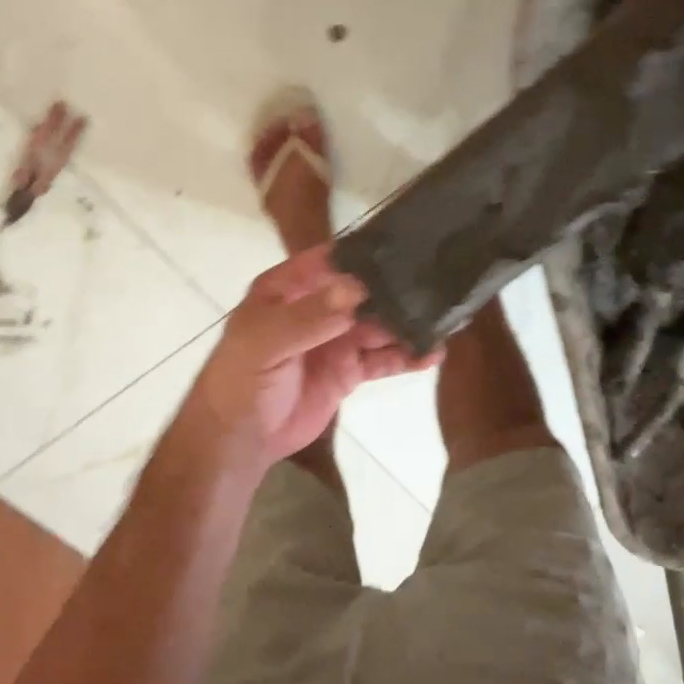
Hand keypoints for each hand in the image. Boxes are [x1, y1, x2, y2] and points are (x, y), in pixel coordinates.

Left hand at [179, 245, 437, 470]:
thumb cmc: (241, 379)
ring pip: (378, 324)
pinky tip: (431, 354)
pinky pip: (382, 359)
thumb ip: (310, 316)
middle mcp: (315, 308)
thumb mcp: (267, 341)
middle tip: (439, 283)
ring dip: (406, 323)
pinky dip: (406, 356)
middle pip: (362, 292)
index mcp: (288, 288)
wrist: (240, 438)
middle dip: (396, 289)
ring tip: (444, 319)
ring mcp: (334, 340)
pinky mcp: (348, 372)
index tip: (407, 245)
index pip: (332, 261)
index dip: (365, 254)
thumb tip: (356, 288)